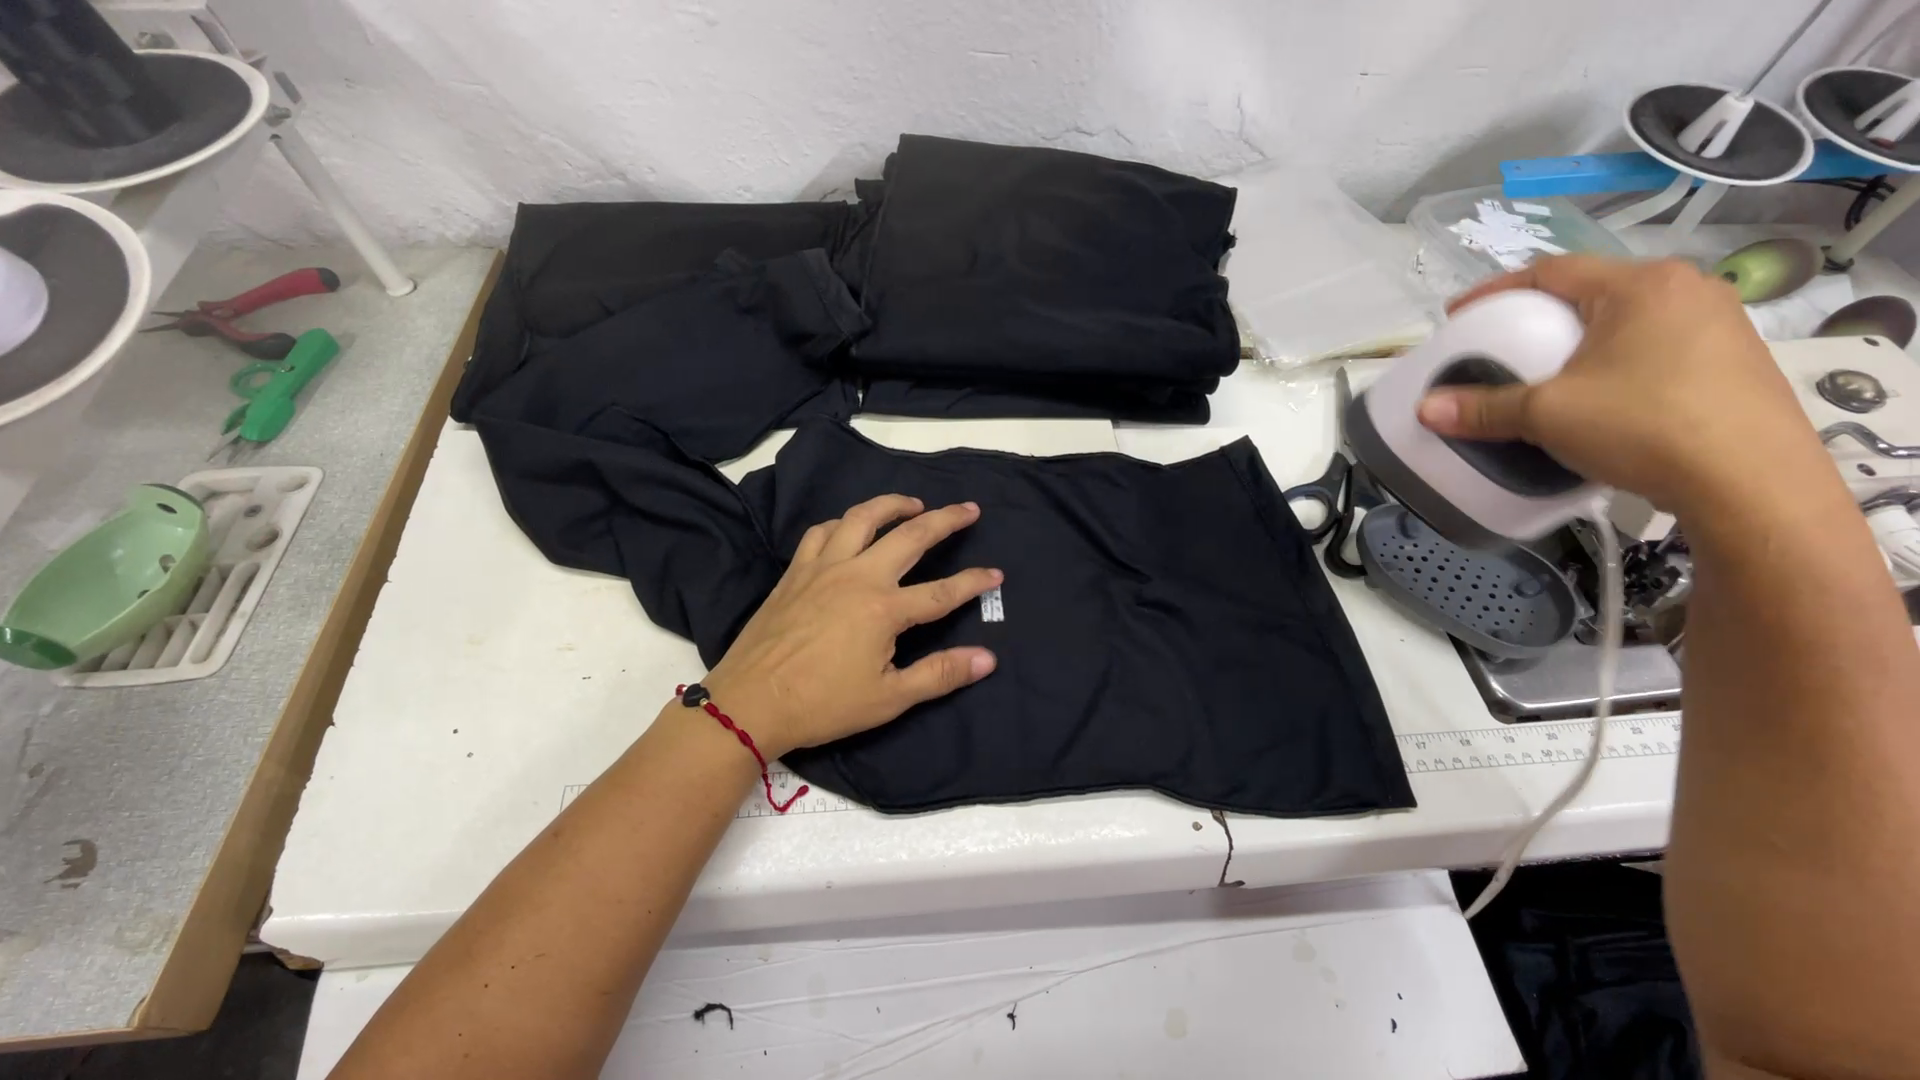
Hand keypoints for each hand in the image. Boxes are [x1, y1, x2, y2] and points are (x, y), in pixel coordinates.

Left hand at [701, 495, 1000, 758]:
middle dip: (945, 520)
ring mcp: (823, 568)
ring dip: (892, 505)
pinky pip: (822, 532)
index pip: (942, 591)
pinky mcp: (795, 571)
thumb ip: (940, 674)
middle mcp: (857, 576)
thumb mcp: (888, 698)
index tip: (997, 574)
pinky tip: (851, 526)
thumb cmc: (823, 705)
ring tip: (913, 504)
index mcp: (884, 609)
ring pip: (862, 518)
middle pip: (909, 536)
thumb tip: (987, 658)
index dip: (974, 582)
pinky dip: (843, 522)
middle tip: (968, 509)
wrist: (751, 701)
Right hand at [1414, 255, 1829, 517]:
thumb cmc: (1644, 426)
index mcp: (1641, 285)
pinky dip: (1619, 363)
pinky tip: (1605, 397)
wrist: (1752, 483)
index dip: (1495, 291)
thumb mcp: (1548, 414)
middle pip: (1593, 292)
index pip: (1552, 270)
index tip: (1459, 316)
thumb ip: (1485, 408)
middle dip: (1541, 316)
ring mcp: (1722, 325)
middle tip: (1503, 345)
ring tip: (1550, 372)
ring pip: (1630, 321)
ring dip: (1583, 341)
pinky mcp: (1737, 363)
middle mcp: (1688, 290)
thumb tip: (1426, 410)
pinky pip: (1659, 348)